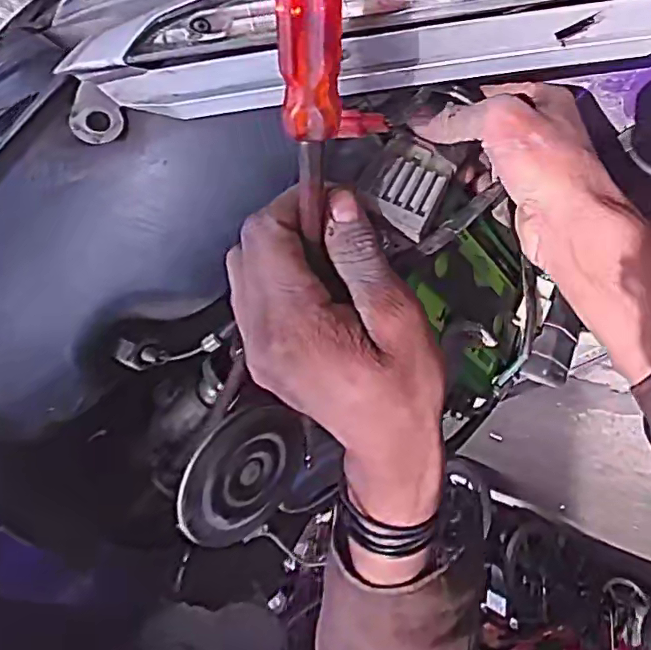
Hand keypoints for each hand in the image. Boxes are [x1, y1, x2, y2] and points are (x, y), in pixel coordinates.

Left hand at [226, 187, 445, 580]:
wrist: (390, 446)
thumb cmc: (403, 393)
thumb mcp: (397, 317)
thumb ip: (362, 258)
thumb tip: (340, 208)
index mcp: (293, 323)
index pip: (265, 233)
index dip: (298, 204)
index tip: (336, 203)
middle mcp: (263, 335)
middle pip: (249, 245)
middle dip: (293, 221)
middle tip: (340, 228)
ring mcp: (258, 346)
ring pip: (247, 264)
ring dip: (287, 244)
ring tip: (336, 256)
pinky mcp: (264, 351)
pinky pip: (256, 291)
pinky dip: (284, 271)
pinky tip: (324, 282)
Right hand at [410, 83, 625, 269]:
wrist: (570, 225)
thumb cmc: (557, 170)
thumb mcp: (499, 120)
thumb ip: (462, 115)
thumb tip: (432, 120)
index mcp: (548, 101)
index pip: (495, 90)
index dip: (464, 98)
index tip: (436, 109)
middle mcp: (545, 133)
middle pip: (490, 126)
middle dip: (464, 135)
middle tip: (440, 138)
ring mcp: (537, 167)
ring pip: (489, 159)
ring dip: (469, 164)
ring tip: (453, 164)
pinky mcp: (527, 197)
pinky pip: (492, 189)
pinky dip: (478, 189)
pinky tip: (471, 187)